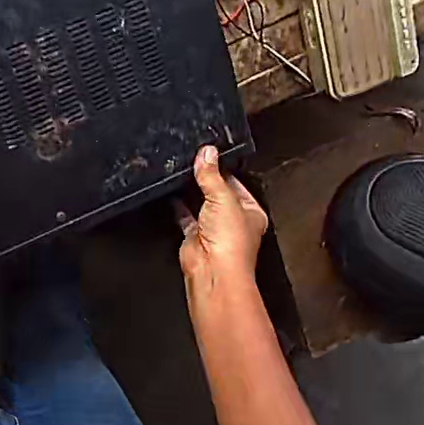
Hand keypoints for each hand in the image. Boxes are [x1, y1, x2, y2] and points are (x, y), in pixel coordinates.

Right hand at [174, 145, 268, 298]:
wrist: (213, 271)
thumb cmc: (232, 243)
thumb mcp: (223, 197)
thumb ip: (212, 174)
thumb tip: (207, 153)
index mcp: (251, 211)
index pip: (237, 182)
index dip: (223, 168)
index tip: (209, 154)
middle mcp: (233, 221)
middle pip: (218, 192)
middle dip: (207, 179)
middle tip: (195, 160)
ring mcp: (213, 229)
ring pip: (201, 203)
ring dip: (192, 191)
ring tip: (183, 171)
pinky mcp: (195, 236)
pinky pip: (185, 216)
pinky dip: (178, 206)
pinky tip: (172, 194)